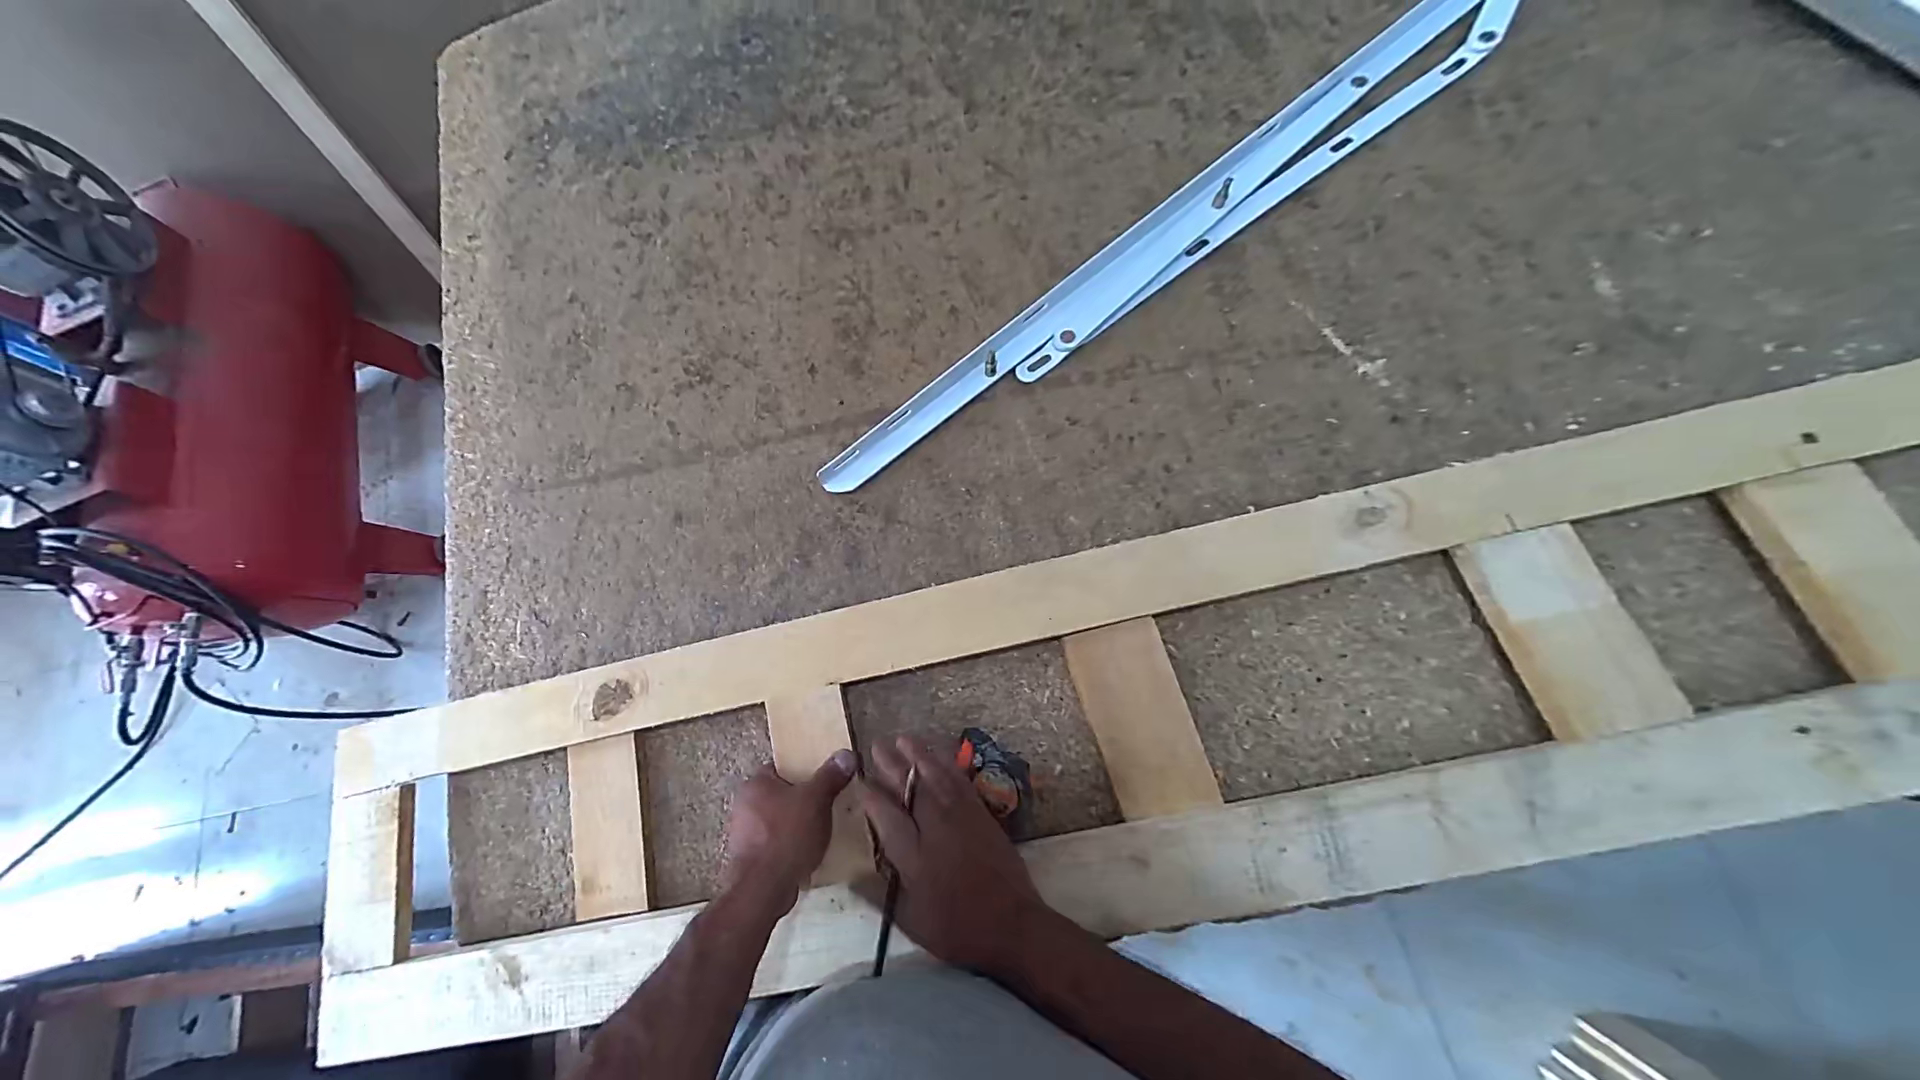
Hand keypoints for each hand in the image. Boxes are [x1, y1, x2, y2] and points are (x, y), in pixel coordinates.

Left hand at [720, 750, 855, 916]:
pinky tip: (808, 853)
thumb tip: (845, 755)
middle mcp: (743, 805)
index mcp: (755, 784)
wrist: (763, 890)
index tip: (823, 778)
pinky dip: (790, 846)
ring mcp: (743, 834)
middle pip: (780, 794)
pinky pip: (775, 844)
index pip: (781, 767)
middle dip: (802, 799)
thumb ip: (830, 776)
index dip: (804, 770)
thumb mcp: (816, 799)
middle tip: (827, 803)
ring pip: (778, 821)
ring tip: (821, 829)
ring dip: (796, 825)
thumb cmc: (788, 835)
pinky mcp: (749, 860)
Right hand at [857, 736, 1055, 977]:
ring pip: (935, 776)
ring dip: (919, 755)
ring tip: (904, 738)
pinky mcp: (982, 813)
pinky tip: (939, 756)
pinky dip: (947, 764)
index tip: (859, 779)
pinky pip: (960, 780)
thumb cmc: (958, 929)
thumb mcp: (912, 921)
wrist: (1012, 924)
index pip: (886, 815)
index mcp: (913, 855)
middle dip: (891, 765)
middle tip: (877, 745)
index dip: (871, 795)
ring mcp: (961, 816)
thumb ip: (882, 895)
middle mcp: (935, 827)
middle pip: (909, 787)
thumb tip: (855, 877)